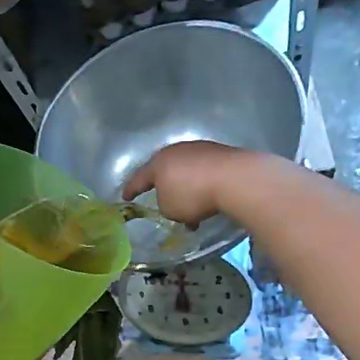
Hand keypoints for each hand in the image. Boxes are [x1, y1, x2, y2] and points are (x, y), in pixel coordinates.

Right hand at [122, 140, 261, 226]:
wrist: (233, 178)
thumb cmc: (192, 195)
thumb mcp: (170, 209)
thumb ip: (165, 206)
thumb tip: (173, 202)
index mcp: (158, 163)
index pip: (139, 178)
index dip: (131, 189)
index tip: (125, 197)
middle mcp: (176, 151)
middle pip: (164, 170)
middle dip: (163, 187)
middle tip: (162, 200)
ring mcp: (199, 149)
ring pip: (186, 171)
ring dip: (186, 189)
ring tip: (192, 208)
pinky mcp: (219, 152)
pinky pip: (203, 172)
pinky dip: (202, 186)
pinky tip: (208, 199)